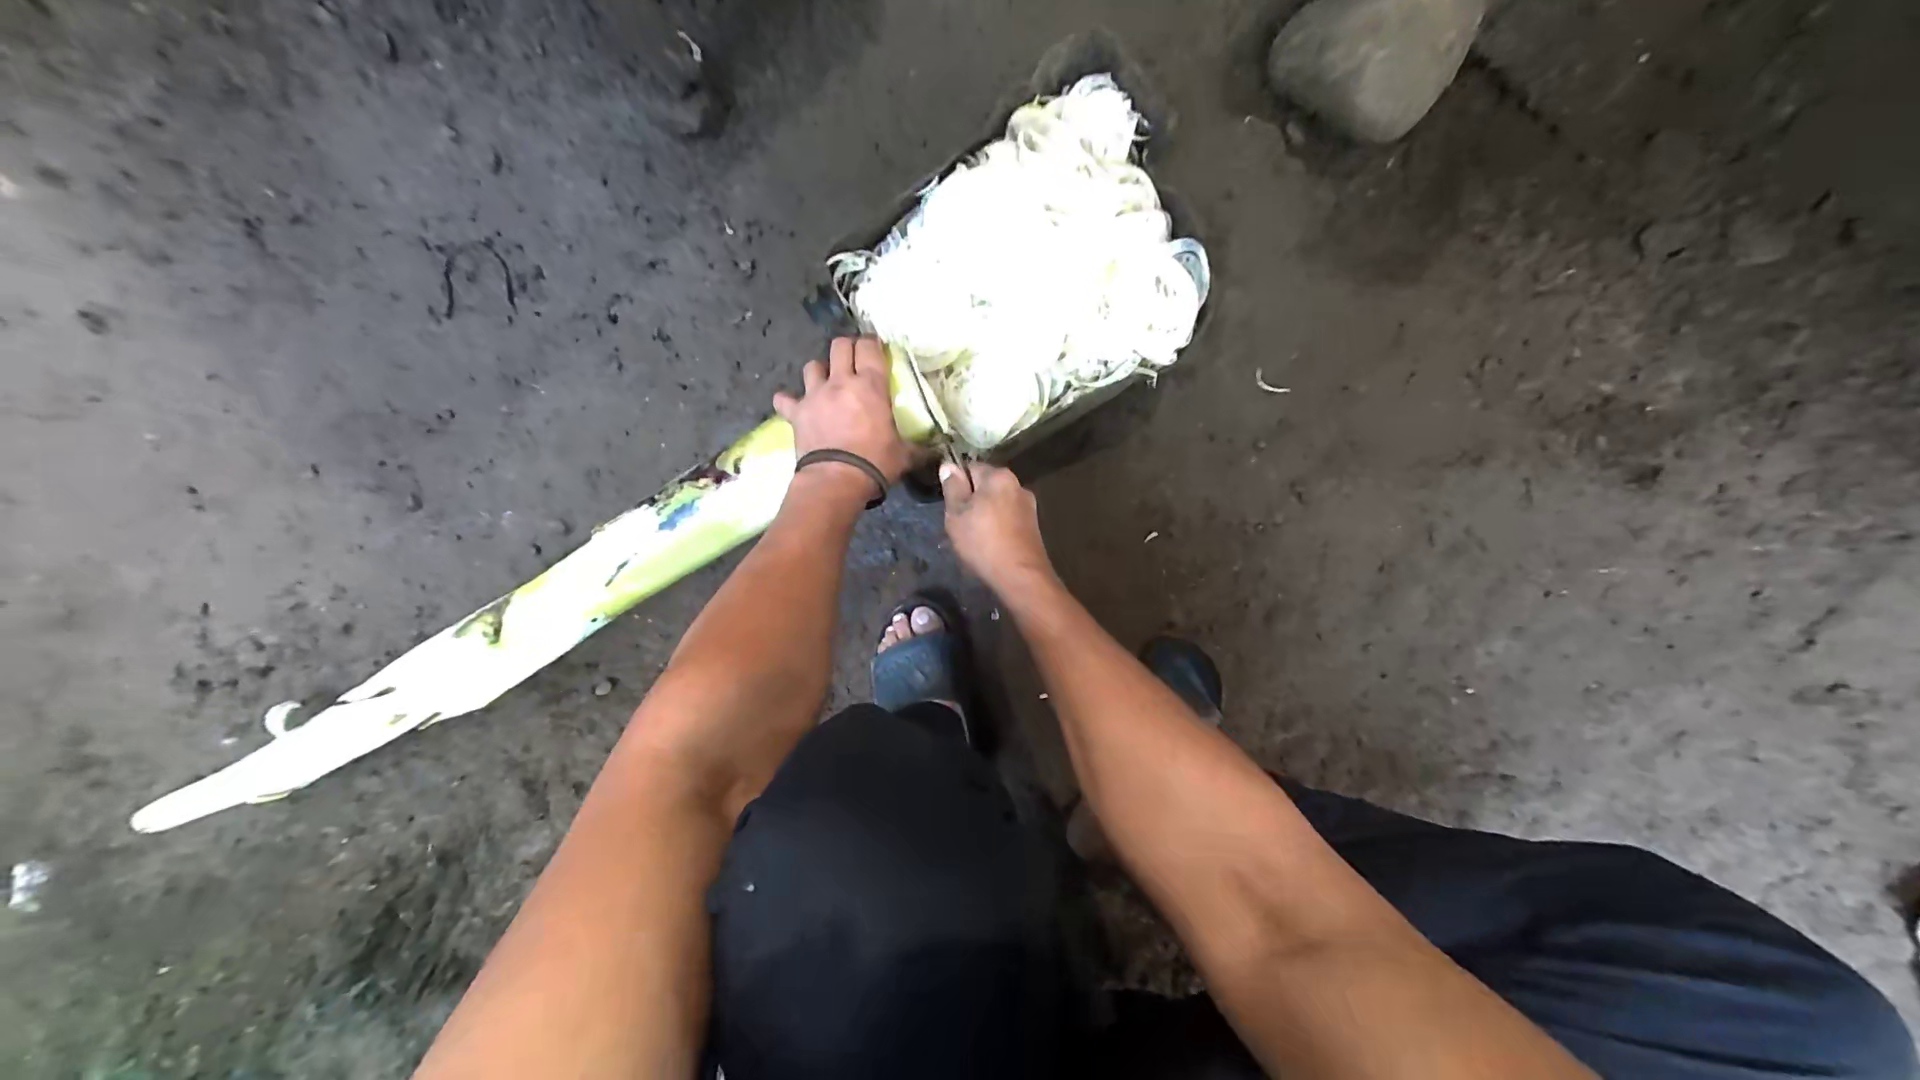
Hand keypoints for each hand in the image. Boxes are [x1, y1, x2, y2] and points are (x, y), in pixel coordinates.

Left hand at [773, 337, 914, 495]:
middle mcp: (840, 382)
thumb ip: (920, 448)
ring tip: (826, 381)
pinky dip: (788, 400)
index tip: (877, 348)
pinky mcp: (796, 413)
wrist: (835, 481)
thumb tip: (939, 451)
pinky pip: (785, 399)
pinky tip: (792, 405)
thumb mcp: (905, 455)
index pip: (869, 347)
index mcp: (870, 386)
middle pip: (839, 346)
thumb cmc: (875, 463)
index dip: (873, 343)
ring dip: (820, 370)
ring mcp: (815, 395)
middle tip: (854, 360)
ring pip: (812, 366)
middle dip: (847, 348)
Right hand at [939, 461, 1056, 593]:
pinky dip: (998, 525)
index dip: (957, 484)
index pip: (971, 467)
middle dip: (972, 499)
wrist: (1020, 575)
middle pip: (986, 485)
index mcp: (999, 476)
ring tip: (975, 536)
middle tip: (960, 523)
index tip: (951, 505)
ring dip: (985, 513)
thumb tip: (948, 465)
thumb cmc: (982, 541)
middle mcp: (1018, 484)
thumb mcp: (957, 514)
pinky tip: (991, 543)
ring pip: (997, 502)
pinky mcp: (1033, 525)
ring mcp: (1028, 505)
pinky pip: (1008, 517)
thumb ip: (952, 487)